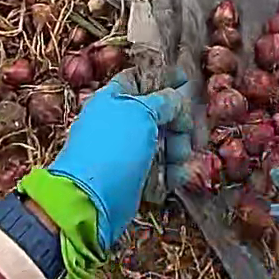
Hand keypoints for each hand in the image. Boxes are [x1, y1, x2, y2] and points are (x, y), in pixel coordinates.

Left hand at [49, 69, 189, 246]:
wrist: (90, 201)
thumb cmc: (114, 147)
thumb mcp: (142, 112)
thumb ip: (164, 100)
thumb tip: (177, 98)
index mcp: (113, 99)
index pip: (140, 79)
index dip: (163, 78)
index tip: (185, 80)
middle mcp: (118, 122)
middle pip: (158, 113)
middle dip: (177, 121)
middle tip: (188, 133)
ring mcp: (125, 151)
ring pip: (162, 141)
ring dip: (177, 148)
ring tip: (179, 159)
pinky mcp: (133, 177)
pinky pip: (159, 168)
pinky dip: (171, 171)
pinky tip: (176, 176)